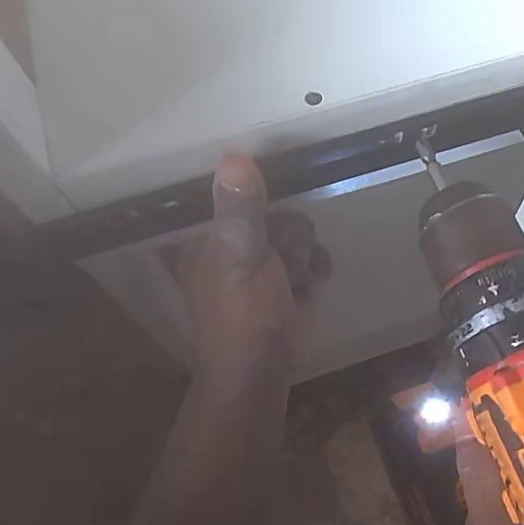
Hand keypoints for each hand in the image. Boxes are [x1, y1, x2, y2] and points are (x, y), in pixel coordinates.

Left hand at [173, 154, 331, 384]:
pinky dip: (316, 270)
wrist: (265, 367)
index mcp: (206, 231)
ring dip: (301, 256)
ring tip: (288, 282)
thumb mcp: (239, 256)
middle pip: (279, 207)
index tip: (261, 202)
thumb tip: (236, 157)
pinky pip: (316, 252)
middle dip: (286, 236)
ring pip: (301, 229)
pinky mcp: (292, 276)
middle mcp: (235, 238)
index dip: (253, 193)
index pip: (233, 188)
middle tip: (274, 263)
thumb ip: (240, 209)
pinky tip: (307, 286)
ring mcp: (267, 258)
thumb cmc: (241, 313)